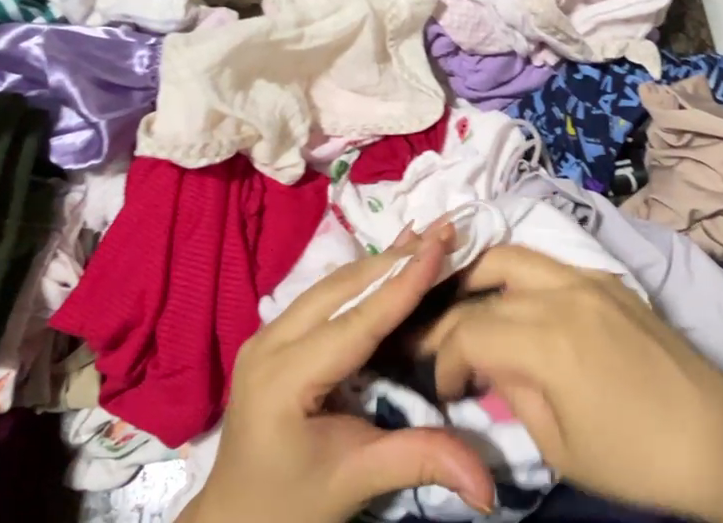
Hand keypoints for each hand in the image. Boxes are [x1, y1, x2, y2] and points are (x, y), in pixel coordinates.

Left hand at [180, 221, 496, 522]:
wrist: (234, 518)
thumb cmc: (291, 502)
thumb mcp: (354, 481)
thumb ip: (418, 461)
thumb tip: (488, 485)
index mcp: (284, 377)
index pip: (356, 321)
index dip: (402, 282)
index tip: (440, 244)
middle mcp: (270, 343)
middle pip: (342, 290)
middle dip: (397, 258)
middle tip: (445, 229)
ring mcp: (268, 334)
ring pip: (333, 285)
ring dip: (382, 261)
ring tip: (426, 234)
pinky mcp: (275, 336)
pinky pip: (324, 296)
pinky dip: (363, 276)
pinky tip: (391, 256)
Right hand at [420, 245, 722, 520]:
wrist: (717, 437)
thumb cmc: (636, 456)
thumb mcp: (559, 446)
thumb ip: (514, 393)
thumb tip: (490, 367)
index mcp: (547, 338)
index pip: (470, 330)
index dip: (445, 359)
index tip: (445, 389)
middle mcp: (564, 292)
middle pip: (486, 286)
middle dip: (452, 314)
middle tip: (436, 341)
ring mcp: (591, 278)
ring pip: (516, 256)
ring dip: (480, 275)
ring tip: (462, 301)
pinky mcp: (611, 280)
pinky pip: (552, 261)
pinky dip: (520, 273)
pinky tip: (513, 297)